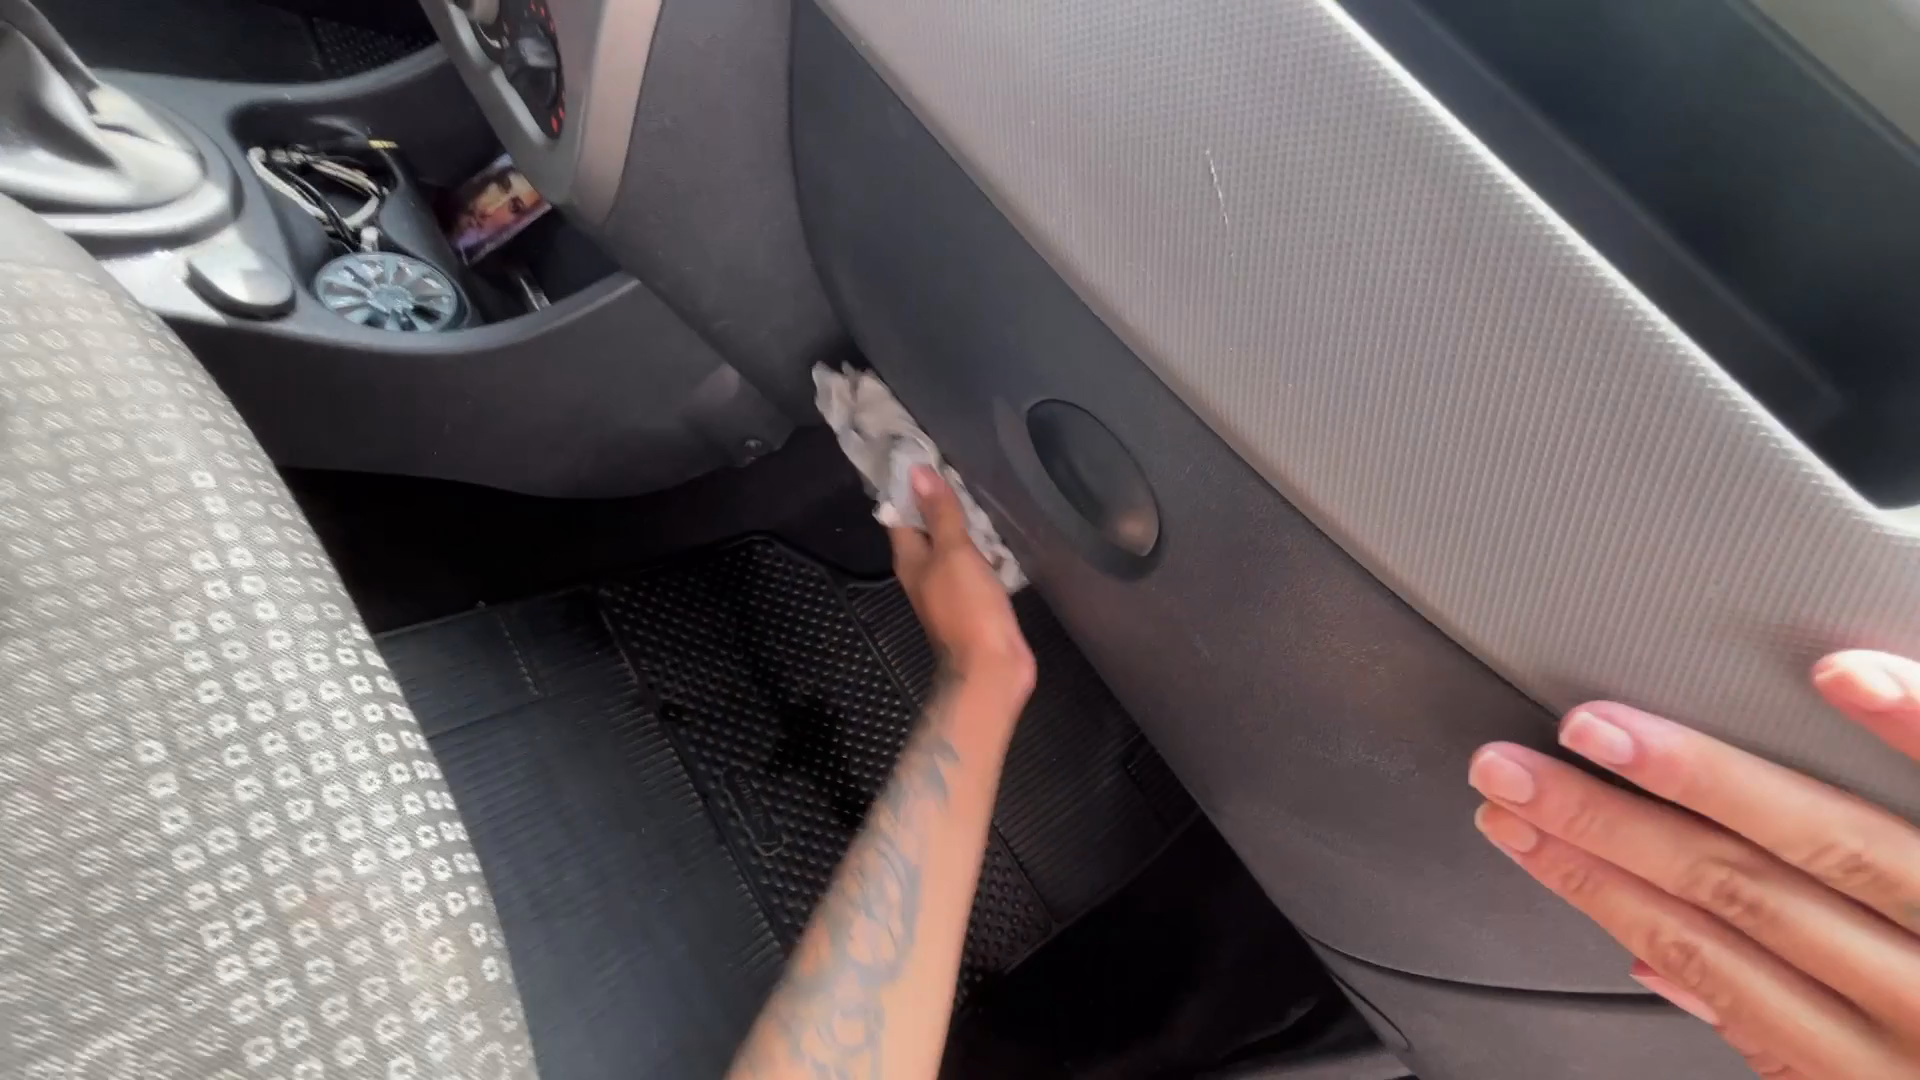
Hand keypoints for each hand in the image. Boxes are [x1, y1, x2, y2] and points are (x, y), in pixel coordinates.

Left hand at [889, 466, 1034, 695]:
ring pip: (953, 548)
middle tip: (960, 468)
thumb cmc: (967, 607)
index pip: (901, 515)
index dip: (909, 488)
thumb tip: (917, 472)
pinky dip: (984, 549)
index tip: (924, 456)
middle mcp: (924, 573)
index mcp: (910, 560)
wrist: (992, 665)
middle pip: (928, 530)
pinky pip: (976, 566)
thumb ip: (939, 513)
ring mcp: (950, 588)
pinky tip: (1001, 536)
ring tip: (983, 493)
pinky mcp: (975, 600)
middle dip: (940, 503)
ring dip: (965, 526)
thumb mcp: (953, 552)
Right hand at [1468, 651, 1919, 1077]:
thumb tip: (1657, 971)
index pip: (1702, 957)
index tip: (1514, 828)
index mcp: (1902, 1073)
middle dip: (1604, 825)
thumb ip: (1788, 1049)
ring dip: (1701, 776)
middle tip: (1513, 768)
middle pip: (1741, 894)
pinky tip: (1839, 677)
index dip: (1590, 887)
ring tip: (1599, 728)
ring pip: (1835, 844)